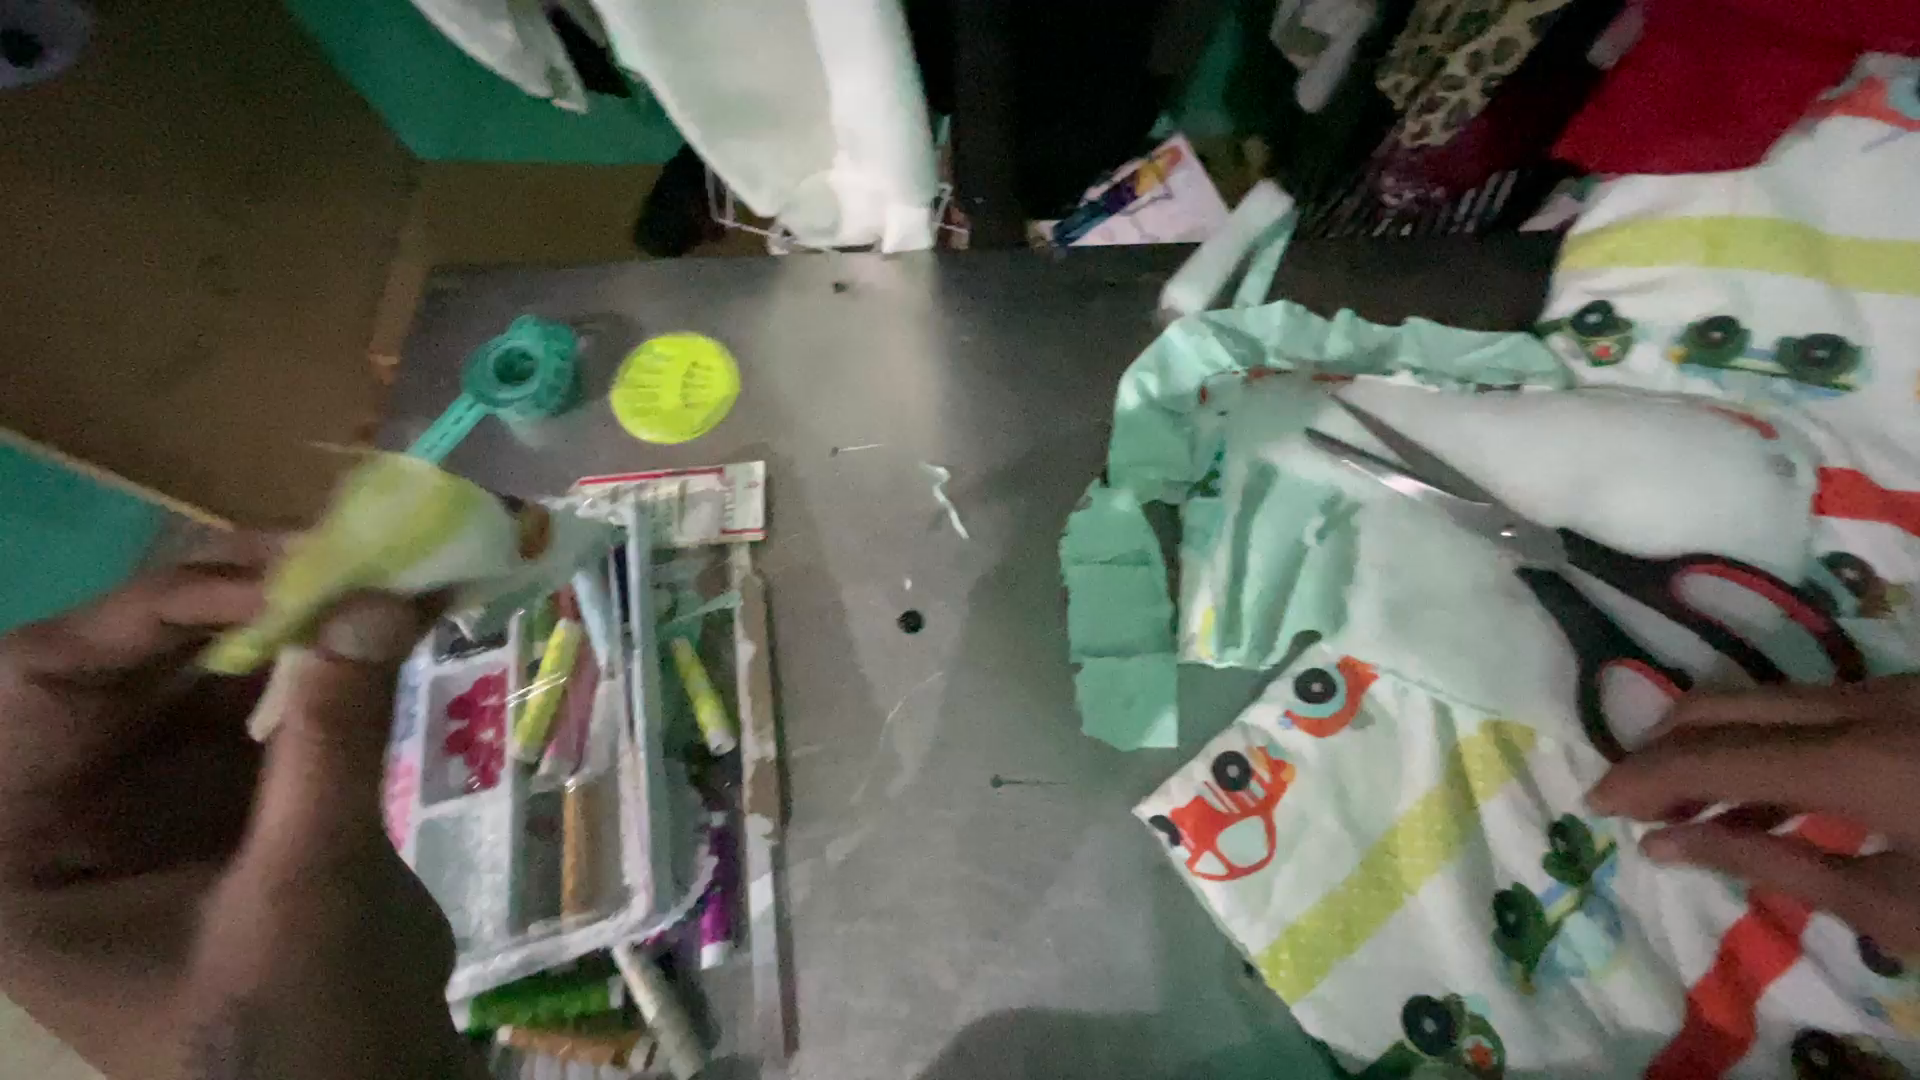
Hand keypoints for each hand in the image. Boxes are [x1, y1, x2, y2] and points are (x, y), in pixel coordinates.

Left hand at [0, 538, 482, 1078]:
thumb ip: (333, 736)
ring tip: (386, 569)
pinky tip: (400, 616)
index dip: (156, 612)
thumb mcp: (308, 880)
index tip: (291, 573)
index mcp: (12, 842)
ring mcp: (163, 784)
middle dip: (238, 594)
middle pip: (130, 655)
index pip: (39, 684)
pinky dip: (340, 648)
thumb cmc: (297, 1020)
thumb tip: (378, 601)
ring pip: (212, 661)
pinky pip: (281, 689)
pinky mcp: (246, 780)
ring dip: (299, 609)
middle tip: (352, 552)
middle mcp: (68, 796)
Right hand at [1587, 676, 1919, 954]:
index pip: (1704, 758)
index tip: (1593, 806)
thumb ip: (1767, 864)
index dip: (1635, 779)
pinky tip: (1762, 793)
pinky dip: (1763, 745)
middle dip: (1657, 750)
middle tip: (1631, 796)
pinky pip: (1806, 707)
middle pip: (1715, 706)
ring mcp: (1898, 693)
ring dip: (1706, 746)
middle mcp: (1869, 708)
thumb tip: (1658, 843)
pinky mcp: (1918, 698)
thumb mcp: (1904, 910)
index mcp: (1864, 764)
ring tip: (1687, 800)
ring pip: (1756, 700)